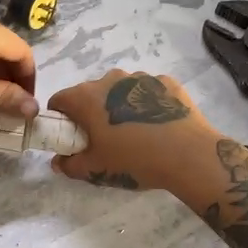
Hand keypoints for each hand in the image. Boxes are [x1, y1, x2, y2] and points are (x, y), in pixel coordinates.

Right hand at [48, 70, 221, 192]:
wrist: (189, 155)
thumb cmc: (134, 160)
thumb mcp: (96, 169)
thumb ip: (70, 165)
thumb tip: (58, 162)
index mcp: (87, 97)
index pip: (60, 100)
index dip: (60, 119)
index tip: (71, 137)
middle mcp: (111, 79)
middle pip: (90, 94)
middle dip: (91, 113)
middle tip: (103, 139)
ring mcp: (141, 78)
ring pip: (120, 91)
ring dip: (119, 107)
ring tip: (134, 133)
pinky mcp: (167, 83)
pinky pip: (147, 93)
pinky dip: (146, 105)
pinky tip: (158, 126)